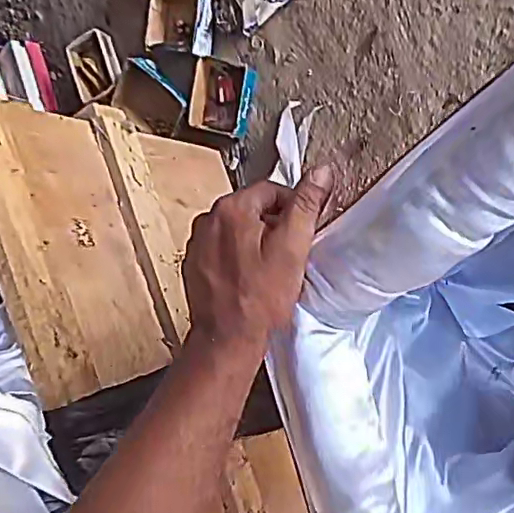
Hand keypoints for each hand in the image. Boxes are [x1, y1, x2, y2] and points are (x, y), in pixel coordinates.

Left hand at [181, 164, 336, 354]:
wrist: (227, 339)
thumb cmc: (259, 300)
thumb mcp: (292, 249)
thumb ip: (306, 206)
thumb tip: (320, 173)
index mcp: (232, 209)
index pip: (271, 190)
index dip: (293, 209)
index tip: (301, 232)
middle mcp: (208, 220)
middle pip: (251, 209)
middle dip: (272, 226)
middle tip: (287, 256)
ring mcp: (197, 243)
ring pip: (235, 230)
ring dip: (253, 242)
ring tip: (267, 271)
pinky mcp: (194, 264)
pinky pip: (221, 250)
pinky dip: (236, 258)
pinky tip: (248, 280)